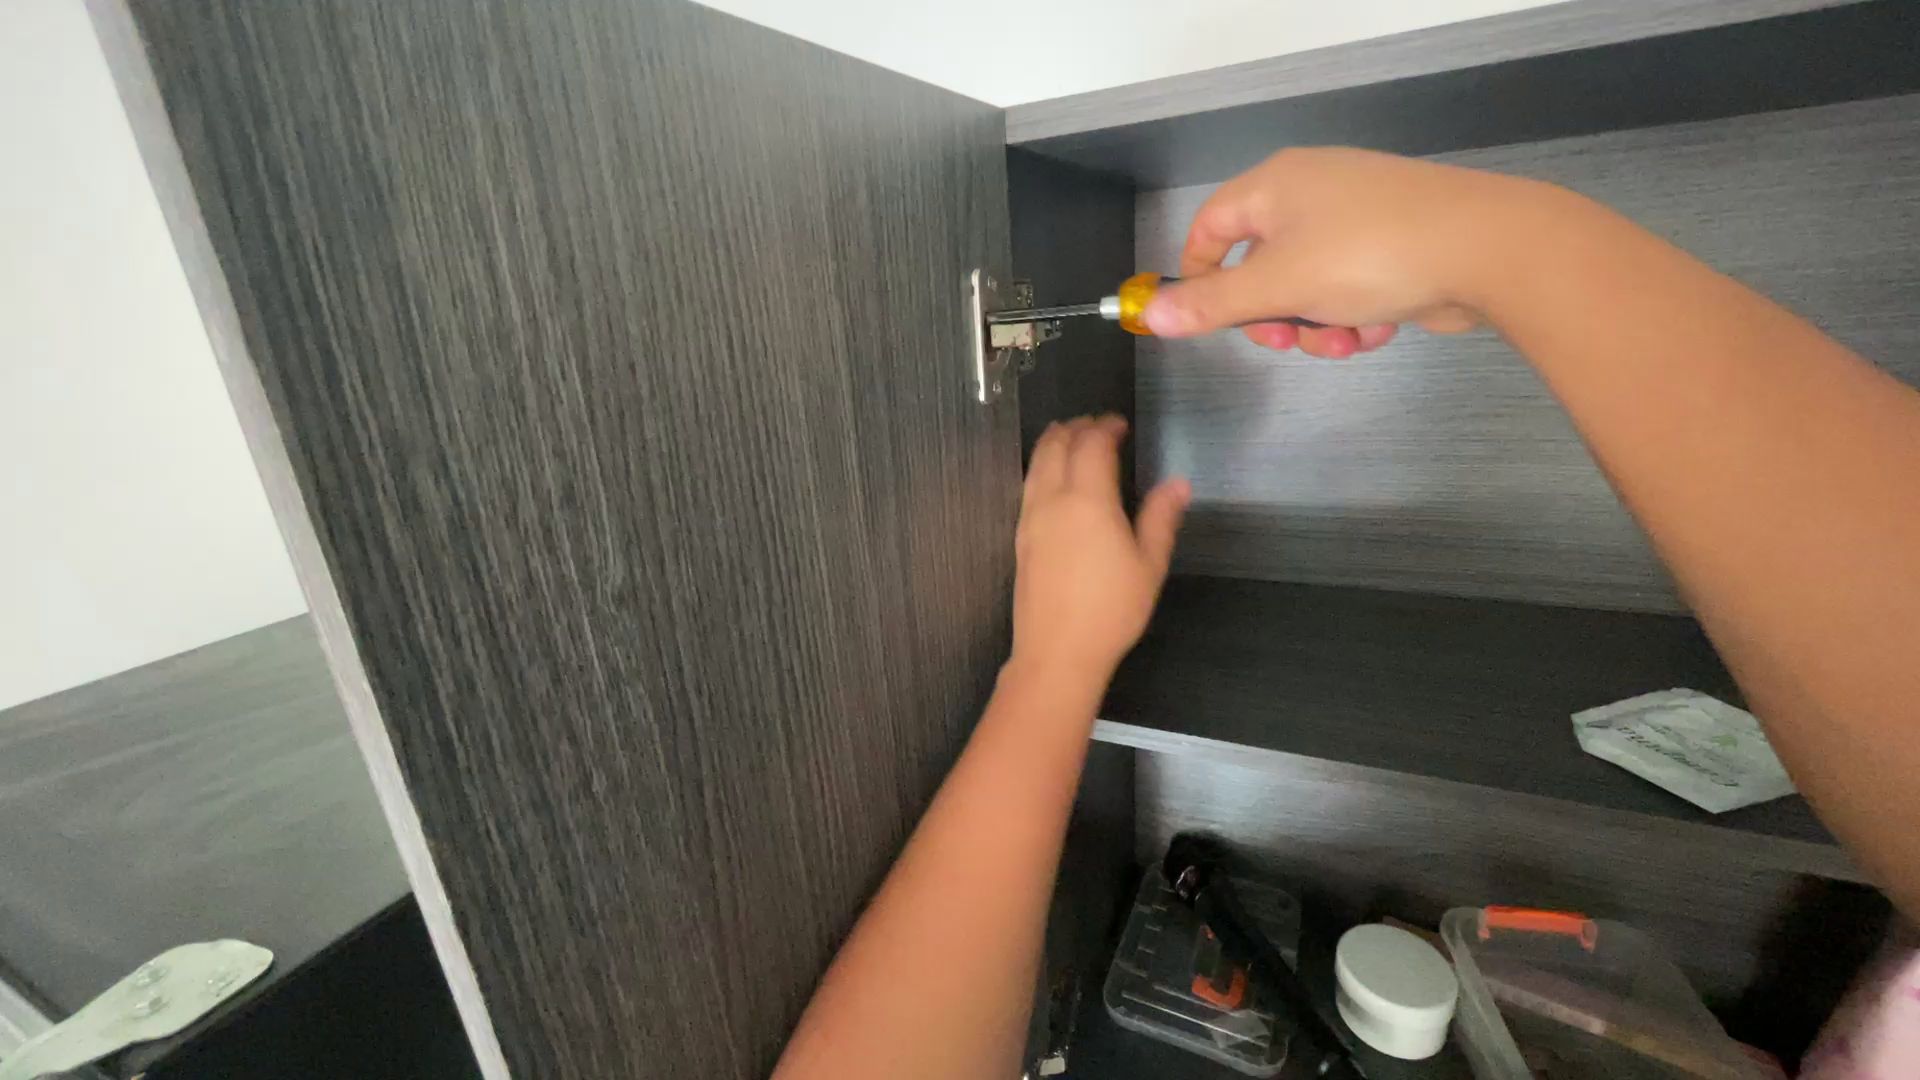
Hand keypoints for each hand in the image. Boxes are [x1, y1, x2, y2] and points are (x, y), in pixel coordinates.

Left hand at [1009, 416, 1189, 682]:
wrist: (1057, 651)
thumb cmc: (1112, 609)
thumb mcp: (1149, 564)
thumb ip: (1161, 518)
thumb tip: (1178, 483)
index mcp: (1088, 499)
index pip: (1093, 445)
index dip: (1107, 427)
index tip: (1121, 424)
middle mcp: (1052, 500)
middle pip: (1057, 446)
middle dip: (1077, 428)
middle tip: (1096, 426)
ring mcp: (1030, 518)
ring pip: (1036, 464)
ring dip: (1054, 443)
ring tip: (1071, 438)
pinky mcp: (1020, 538)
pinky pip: (1028, 486)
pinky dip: (1041, 467)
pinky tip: (1052, 479)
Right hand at [1143, 146, 1561, 357]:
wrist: (1487, 250)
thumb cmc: (1366, 256)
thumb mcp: (1276, 286)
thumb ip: (1210, 304)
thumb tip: (1150, 315)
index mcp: (1275, 186)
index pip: (1208, 226)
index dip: (1197, 274)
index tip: (1204, 317)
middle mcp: (1310, 192)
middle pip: (1255, 264)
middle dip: (1268, 314)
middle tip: (1283, 339)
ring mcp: (1353, 215)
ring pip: (1301, 285)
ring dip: (1311, 324)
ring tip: (1341, 340)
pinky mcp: (1387, 241)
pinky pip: (1342, 285)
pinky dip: (1348, 314)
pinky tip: (1373, 329)